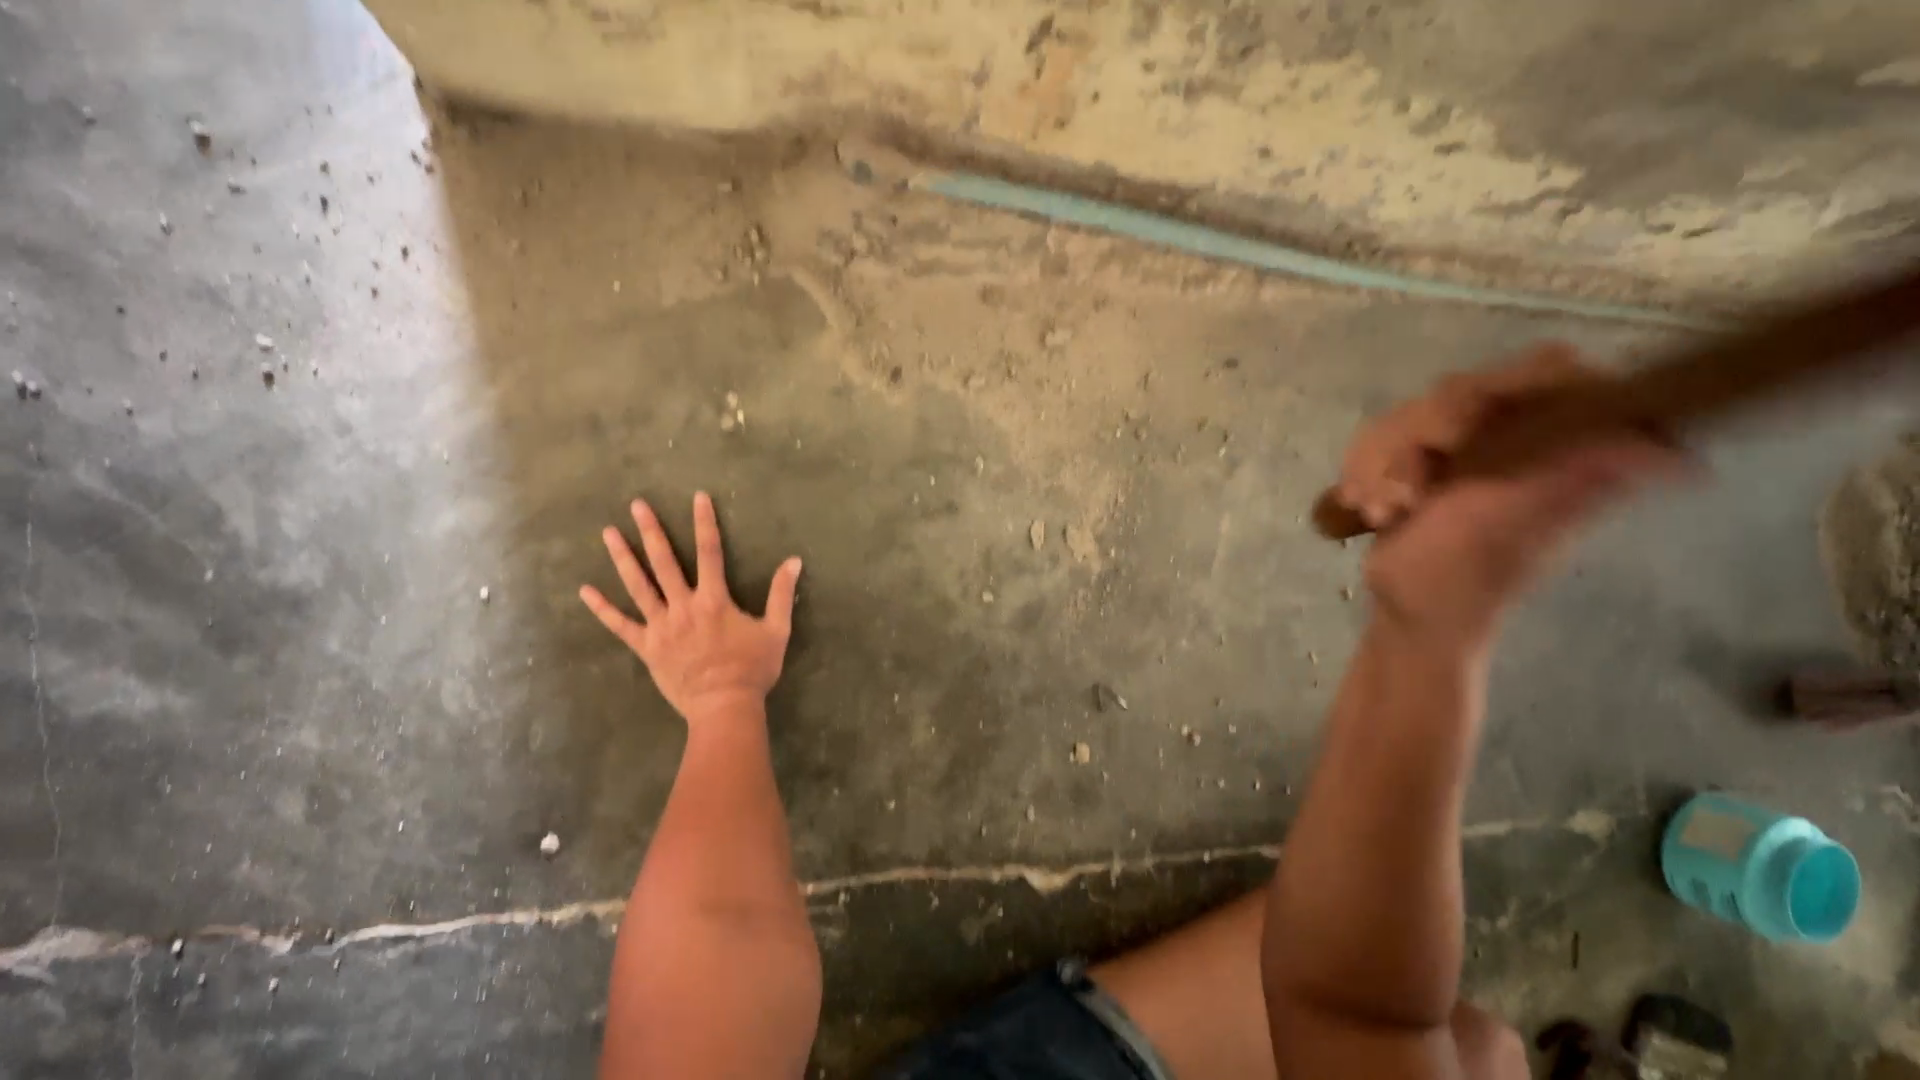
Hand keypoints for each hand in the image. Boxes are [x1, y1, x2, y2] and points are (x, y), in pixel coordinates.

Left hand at [579, 492, 802, 721]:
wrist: (724, 707)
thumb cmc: (752, 669)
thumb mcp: (776, 630)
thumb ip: (782, 594)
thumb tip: (794, 561)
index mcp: (714, 600)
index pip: (710, 552)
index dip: (704, 523)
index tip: (698, 497)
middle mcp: (684, 606)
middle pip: (664, 561)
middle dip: (651, 531)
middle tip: (637, 505)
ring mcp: (661, 626)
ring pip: (638, 586)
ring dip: (623, 558)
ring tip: (608, 533)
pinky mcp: (647, 647)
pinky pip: (620, 626)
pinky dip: (603, 608)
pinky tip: (585, 591)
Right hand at [1336, 342, 1682, 646]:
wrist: (1406, 617)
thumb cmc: (1460, 578)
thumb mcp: (1513, 523)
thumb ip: (1575, 474)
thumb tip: (1688, 461)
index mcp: (1552, 446)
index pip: (1548, 369)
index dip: (1504, 382)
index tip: (1462, 427)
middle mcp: (1511, 439)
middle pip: (1461, 388)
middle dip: (1417, 439)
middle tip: (1413, 490)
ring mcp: (1460, 453)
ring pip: (1409, 414)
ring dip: (1383, 466)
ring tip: (1384, 512)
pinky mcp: (1416, 465)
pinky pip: (1378, 439)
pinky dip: (1364, 474)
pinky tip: (1368, 510)